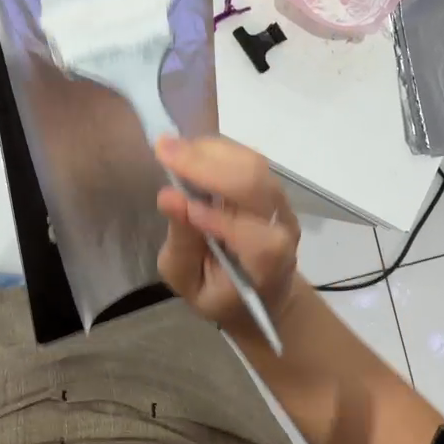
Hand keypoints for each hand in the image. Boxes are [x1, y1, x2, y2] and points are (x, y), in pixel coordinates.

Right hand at [155, 137, 303, 340]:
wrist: (261, 290)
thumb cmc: (221, 294)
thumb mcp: (190, 284)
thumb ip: (182, 246)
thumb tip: (169, 197)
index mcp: (268, 266)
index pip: (257, 239)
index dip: (219, 218)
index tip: (177, 200)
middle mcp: (282, 227)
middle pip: (254, 184)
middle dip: (206, 164)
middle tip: (162, 151)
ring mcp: (279, 202)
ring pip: (250, 163)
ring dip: (208, 151)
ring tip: (170, 149)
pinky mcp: (269, 185)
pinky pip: (245, 158)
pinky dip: (214, 150)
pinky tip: (187, 152)